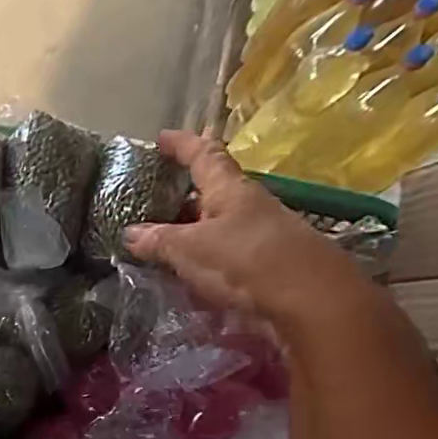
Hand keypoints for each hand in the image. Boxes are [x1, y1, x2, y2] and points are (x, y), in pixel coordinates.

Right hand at [124, 131, 386, 336]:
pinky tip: (182, 276)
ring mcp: (257, 236)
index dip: (181, 145)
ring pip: (214, 227)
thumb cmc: (245, 260)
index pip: (203, 155)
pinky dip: (200, 262)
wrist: (307, 300)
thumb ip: (158, 241)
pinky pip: (221, 256)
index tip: (160, 138)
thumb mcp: (190, 249)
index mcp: (229, 189)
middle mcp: (246, 206)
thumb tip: (130, 233)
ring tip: (156, 246)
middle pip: (209, 193)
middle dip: (180, 198)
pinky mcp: (261, 266)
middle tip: (149, 205)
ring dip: (187, 234)